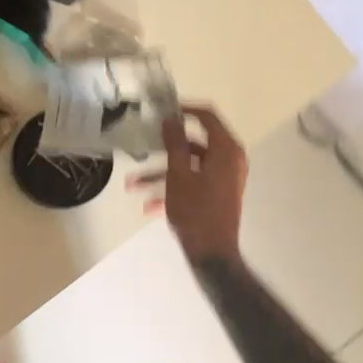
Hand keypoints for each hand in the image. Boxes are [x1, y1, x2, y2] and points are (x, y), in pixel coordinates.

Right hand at [131, 104, 248, 261]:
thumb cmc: (195, 210)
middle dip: (163, 149)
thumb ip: (175, 144)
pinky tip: (148, 205)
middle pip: (194, 143)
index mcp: (226, 150)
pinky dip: (173, 189)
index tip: (163, 111)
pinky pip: (193, 183)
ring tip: (132, 185)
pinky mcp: (218, 194)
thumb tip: (172, 119)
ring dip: (160, 174)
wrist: (212, 252)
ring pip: (189, 166)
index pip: (208, 117)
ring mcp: (224, 178)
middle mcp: (230, 160)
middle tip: (143, 146)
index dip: (185, 110)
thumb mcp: (179, 175)